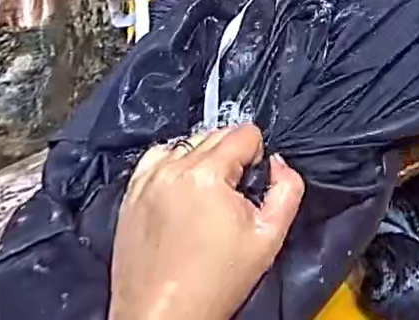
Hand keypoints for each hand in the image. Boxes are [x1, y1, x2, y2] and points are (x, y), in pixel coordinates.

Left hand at [109, 123, 304, 319]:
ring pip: (190, 142)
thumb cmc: (214, 285)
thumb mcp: (270, 237)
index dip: (257, 157)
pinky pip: (158, 156)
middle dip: (232, 158)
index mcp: (207, 175)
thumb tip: (277, 162)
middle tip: (231, 197)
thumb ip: (288, 187)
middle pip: (218, 134)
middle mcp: (174, 170)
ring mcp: (147, 182)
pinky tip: (183, 188)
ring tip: (207, 196)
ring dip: (204, 158)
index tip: (250, 187)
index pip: (245, 133)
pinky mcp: (130, 197)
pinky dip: (174, 163)